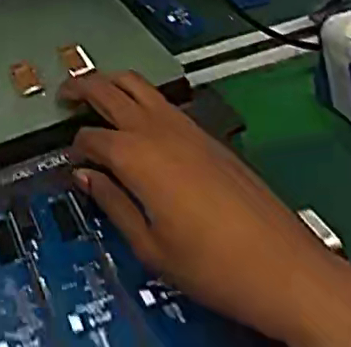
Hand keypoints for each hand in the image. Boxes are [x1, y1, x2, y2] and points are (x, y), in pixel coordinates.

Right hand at [61, 72, 350, 346]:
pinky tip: (138, 117)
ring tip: (97, 92)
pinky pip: (161, 98)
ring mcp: (184, 126)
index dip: (74, 147)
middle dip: (80, 85)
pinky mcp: (206, 133)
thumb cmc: (216, 267)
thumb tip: (87, 180)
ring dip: (110, 81)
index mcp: (136, 156)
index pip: (89, 137)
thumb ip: (112, 204)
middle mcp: (157, 129)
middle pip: (107, 88)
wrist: (286, 269)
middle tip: (64, 93)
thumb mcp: (151, 247)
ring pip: (136, 81)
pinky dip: (139, 95)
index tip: (71, 160)